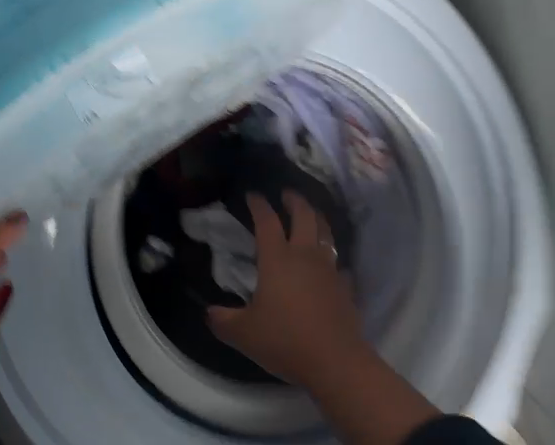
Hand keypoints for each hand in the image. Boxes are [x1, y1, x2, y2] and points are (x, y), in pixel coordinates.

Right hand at [207, 192, 366, 386]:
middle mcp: (304, 255)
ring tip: (311, 214)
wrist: (333, 360)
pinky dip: (332, 258)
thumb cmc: (284, 340)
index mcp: (277, 259)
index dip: (259, 205)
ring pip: (326, 232)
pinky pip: (339, 264)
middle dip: (294, 200)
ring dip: (317, 218)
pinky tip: (330, 265)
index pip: (266, 221)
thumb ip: (223, 319)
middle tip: (286, 194)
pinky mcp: (345, 286)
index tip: (253, 195)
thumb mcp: (244, 334)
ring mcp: (328, 269)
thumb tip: (209, 311)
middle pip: (304, 215)